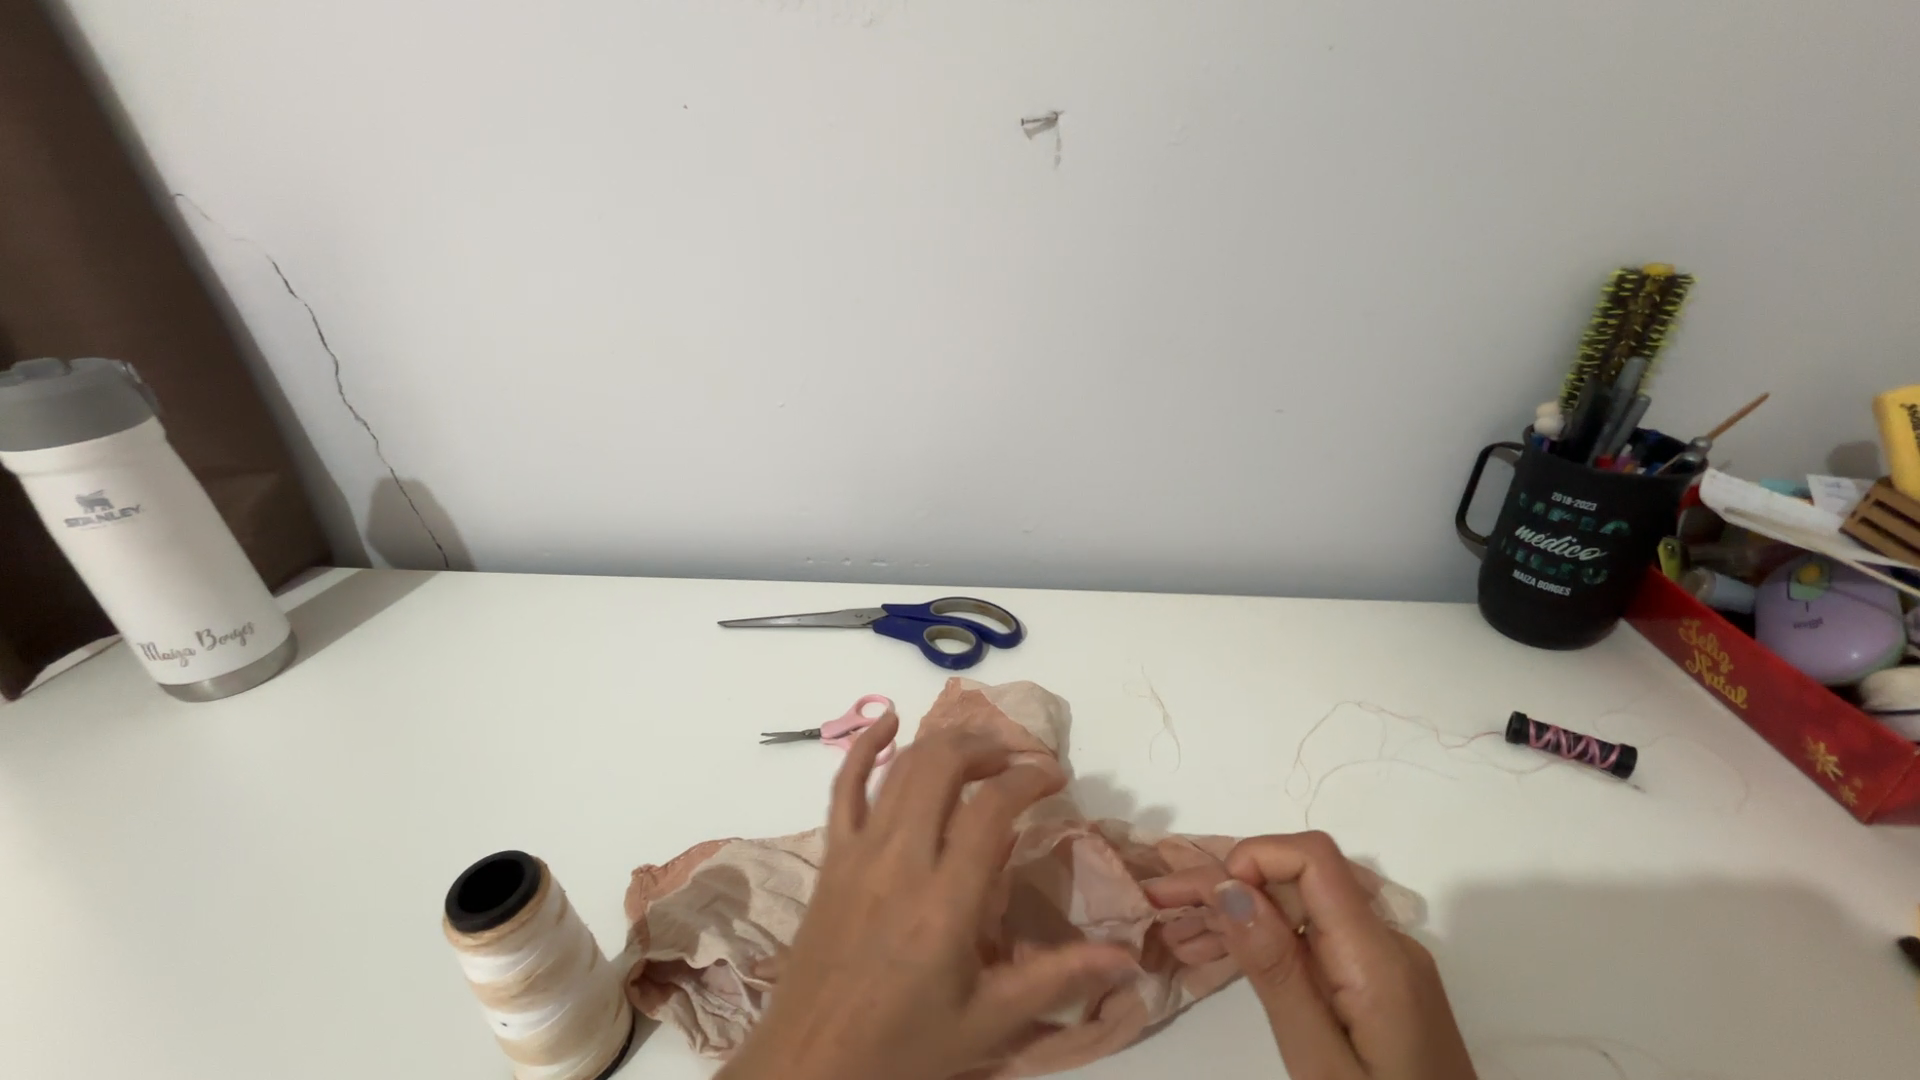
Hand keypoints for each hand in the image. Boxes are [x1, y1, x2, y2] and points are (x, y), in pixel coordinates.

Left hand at [720, 716, 1135, 1079]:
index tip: (1055, 776)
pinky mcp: (831, 857)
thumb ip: (1056, 980)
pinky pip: (843, 787)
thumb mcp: (987, 1025)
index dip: (1028, 778)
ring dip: (944, 744)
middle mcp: (901, 861)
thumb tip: (1126, 956)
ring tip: (980, 749)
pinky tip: (888, 721)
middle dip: (987, 748)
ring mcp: (859, 852)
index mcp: (945, 901)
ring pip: (901, 769)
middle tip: (1018, 760)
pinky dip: (864, 747)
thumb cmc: (904, 1047)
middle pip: (943, 767)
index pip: (991, 809)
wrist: (809, 1067)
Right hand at [1145, 833, 1475, 1079]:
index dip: (1254, 859)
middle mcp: (1386, 943)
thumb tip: (1229, 885)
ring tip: (1174, 933)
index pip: (1314, 859)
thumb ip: (1277, 972)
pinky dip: (1263, 942)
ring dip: (1238, 913)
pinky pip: (1311, 939)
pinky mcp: (1375, 984)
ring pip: (1299, 907)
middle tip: (1161, 906)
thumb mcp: (1320, 1065)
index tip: (1208, 900)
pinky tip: (1216, 954)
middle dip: (1229, 885)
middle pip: (1298, 879)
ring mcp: (1382, 963)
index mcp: (1377, 957)